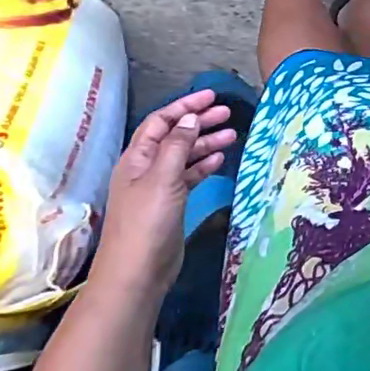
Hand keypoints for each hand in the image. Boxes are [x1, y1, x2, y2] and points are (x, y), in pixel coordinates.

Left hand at [88, 89, 234, 300]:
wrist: (137, 273)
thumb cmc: (147, 222)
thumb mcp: (163, 178)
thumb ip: (177, 146)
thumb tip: (190, 119)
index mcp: (137, 157)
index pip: (161, 121)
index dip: (185, 106)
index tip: (212, 97)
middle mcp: (146, 168)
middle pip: (174, 136)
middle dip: (199, 122)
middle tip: (227, 114)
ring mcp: (158, 187)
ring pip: (184, 156)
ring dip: (206, 144)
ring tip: (232, 135)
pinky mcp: (170, 204)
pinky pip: (189, 176)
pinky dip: (203, 166)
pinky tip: (219, 160)